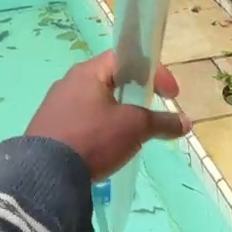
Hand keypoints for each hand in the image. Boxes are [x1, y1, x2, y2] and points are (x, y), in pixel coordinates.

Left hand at [26, 50, 188, 180]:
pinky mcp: (51, 127)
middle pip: (113, 80)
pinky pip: (85, 120)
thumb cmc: (94, 138)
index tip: (171, 95)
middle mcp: (69, 82)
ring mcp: (57, 105)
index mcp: (88, 72)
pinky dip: (103, 127)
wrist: (46, 174)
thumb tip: (186, 123)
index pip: (127, 58)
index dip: (154, 72)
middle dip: (138, 94)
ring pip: (99, 102)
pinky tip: (108, 146)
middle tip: (153, 112)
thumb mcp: (135, 127)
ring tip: (133, 134)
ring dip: (121, 113)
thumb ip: (163, 122)